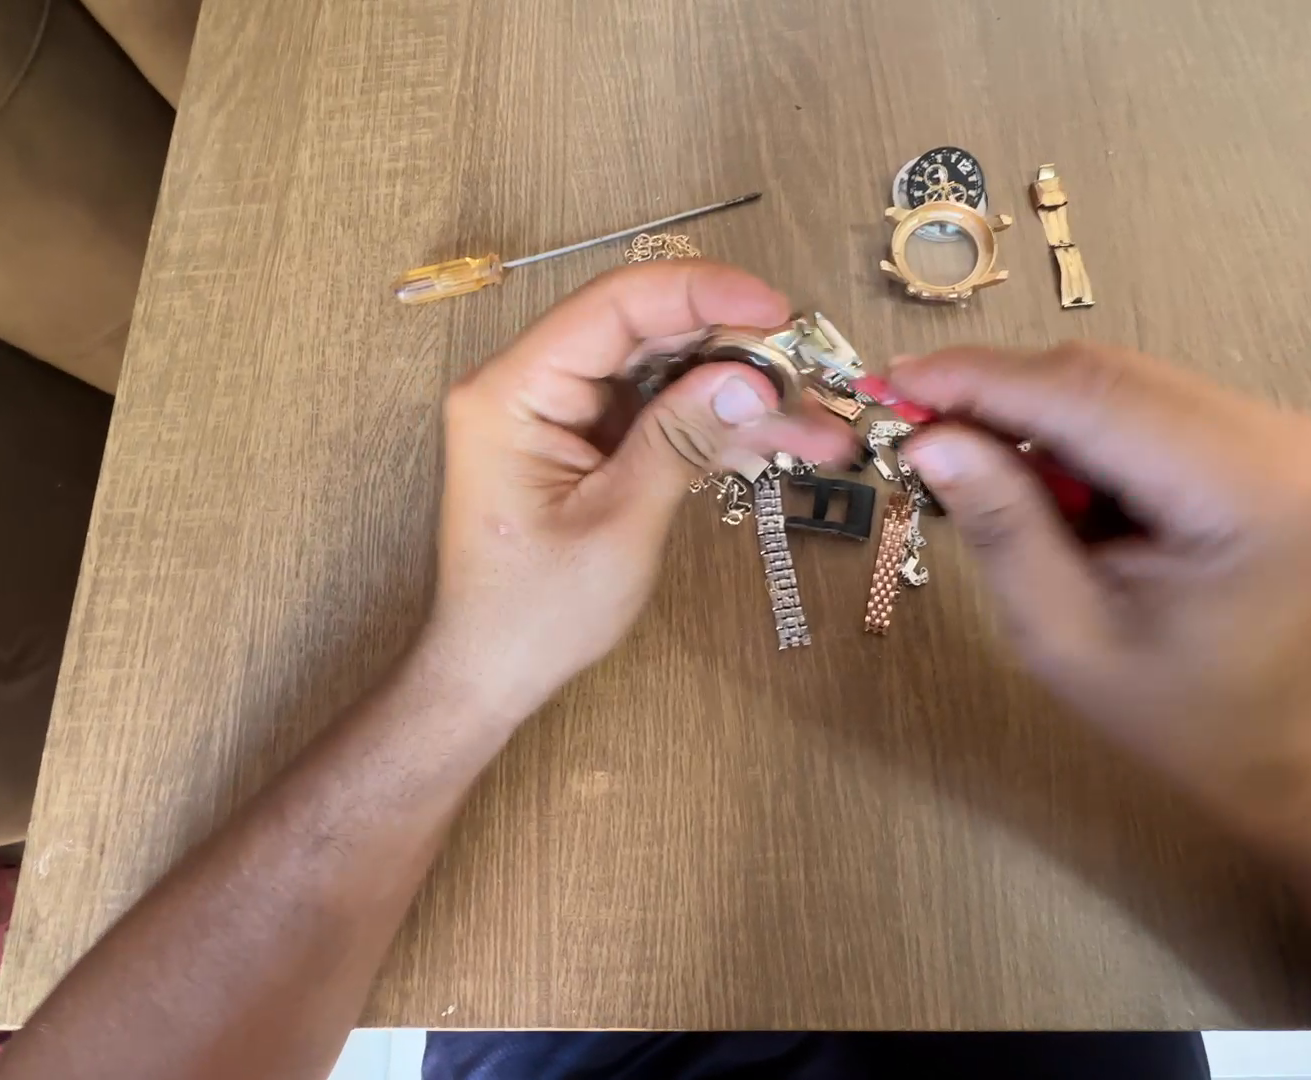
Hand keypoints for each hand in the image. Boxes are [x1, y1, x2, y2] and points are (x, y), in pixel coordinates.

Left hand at [425, 262, 853, 718]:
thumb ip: (680, 439)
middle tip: (809, 376)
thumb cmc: (535, 613)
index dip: (700, 294)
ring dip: (737, 398)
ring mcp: (562, 416)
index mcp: (512, 393)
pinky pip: (658, 417)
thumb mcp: (618, 524)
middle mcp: (531, 387)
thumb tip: (750, 378)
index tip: (776, 309)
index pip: (612, 308)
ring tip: (816, 426)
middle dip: (733, 352)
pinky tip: (778, 444)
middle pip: (645, 337)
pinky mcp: (588, 444)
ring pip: (664, 378)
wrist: (494, 671)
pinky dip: (713, 431)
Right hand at [892, 342, 1310, 805]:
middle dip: (992, 390)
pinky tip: (1018, 465)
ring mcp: (1268, 427)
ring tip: (954, 448)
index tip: (894, 379)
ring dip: (1018, 408)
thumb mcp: (1057, 628)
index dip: (982, 380)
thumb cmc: (1157, 701)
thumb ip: (999, 524)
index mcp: (1246, 493)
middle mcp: (1277, 436)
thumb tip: (927, 440)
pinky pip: (1123, 401)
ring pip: (1107, 381)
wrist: (1255, 730)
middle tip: (907, 417)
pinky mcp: (1243, 433)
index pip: (1091, 400)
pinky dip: (1053, 424)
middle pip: (1101, 377)